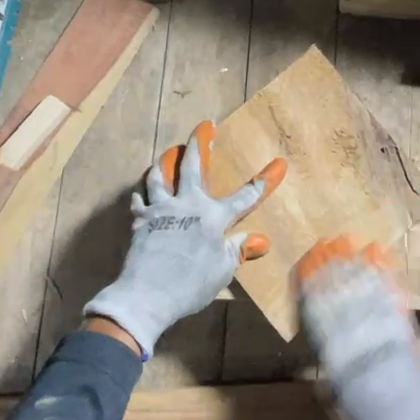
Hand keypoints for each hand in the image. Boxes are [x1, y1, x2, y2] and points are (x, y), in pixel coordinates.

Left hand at [83, 121, 282, 357]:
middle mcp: (188, 204)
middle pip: (193, 168)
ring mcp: (161, 210)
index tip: (278, 164)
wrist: (146, 294)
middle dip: (200, 144)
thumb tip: (260, 239)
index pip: (245, 197)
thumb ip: (238, 250)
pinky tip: (141, 193)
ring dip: (164, 163)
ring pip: (160, 177)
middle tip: (204, 125)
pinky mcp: (140, 221)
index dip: (263, 181)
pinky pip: (140, 201)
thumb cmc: (191, 285)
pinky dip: (143, 195)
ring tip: (166, 153)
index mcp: (213, 216)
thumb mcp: (222, 271)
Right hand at [296, 236, 419, 419]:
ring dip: (355, 261)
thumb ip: (333, 356)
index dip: (312, 282)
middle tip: (329, 242)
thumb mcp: (338, 385)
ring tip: (349, 241)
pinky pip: (391, 291)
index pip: (318, 305)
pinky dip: (384, 270)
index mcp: (334, 344)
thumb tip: (324, 332)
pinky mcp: (402, 322)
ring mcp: (381, 322)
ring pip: (364, 284)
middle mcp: (355, 328)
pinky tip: (379, 254)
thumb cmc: (366, 411)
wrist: (403, 419)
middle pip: (341, 288)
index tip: (308, 262)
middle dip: (334, 264)